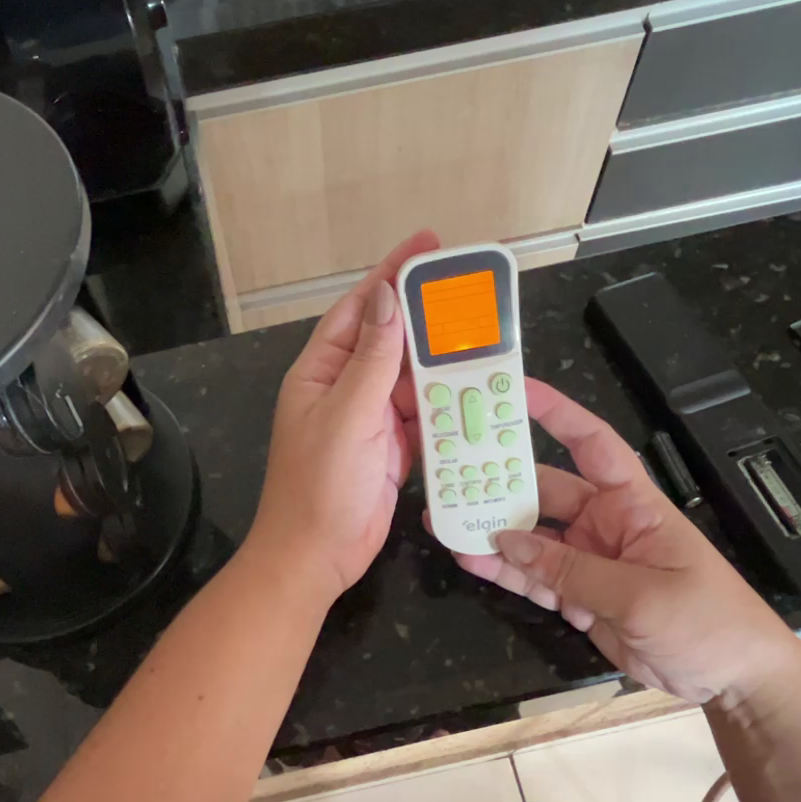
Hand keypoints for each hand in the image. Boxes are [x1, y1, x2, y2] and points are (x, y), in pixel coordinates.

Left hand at [245, 230, 441, 602]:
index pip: (360, 310)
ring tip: (483, 337)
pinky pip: (422, 415)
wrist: (316, 556)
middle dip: (427, 316)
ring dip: (442, 362)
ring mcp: (369, 420)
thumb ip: (371, 359)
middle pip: (390, 340)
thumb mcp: (345, 417)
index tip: (427, 245)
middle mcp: (345, 389)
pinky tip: (473, 391)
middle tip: (471, 291)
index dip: (391, 275)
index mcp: (321, 373)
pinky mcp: (391, 448)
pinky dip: (445, 404)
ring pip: (410, 378)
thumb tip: (386, 297)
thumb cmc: (319, 486)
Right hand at [450, 379, 800, 704]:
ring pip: (529, 538)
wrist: (730, 678)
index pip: (592, 445)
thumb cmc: (706, 621)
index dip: (557, 414)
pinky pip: (532, 577)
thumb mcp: (641, 594)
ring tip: (443, 519)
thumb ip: (571, 570)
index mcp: (632, 505)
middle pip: (544, 493)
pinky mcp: (576, 597)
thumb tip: (508, 543)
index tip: (515, 392)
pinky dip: (501, 570)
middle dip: (500, 482)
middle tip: (452, 472)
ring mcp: (587, 562)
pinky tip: (468, 558)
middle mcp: (604, 524)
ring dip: (490, 530)